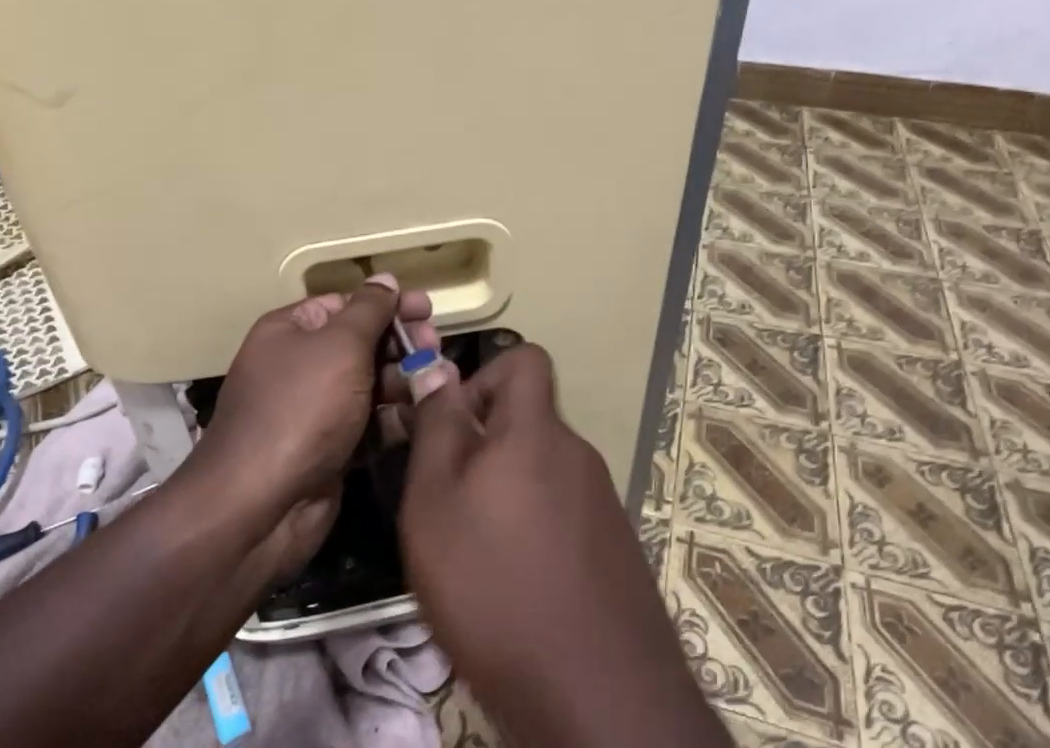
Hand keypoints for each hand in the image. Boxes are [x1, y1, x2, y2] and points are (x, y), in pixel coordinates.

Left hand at [193, 274, 436, 578]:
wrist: (261, 504)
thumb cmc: (301, 409)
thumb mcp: (339, 347)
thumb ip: (369, 310)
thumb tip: (385, 277)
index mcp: (292, 331)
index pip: (346, 305)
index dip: (388, 305)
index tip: (428, 310)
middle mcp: (301, 366)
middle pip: (363, 345)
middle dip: (403, 346)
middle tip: (435, 351)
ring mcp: (316, 411)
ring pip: (372, 387)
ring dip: (407, 383)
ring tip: (440, 383)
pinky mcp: (332, 450)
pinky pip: (371, 426)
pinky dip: (397, 420)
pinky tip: (425, 416)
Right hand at [399, 345, 730, 747]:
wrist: (593, 689)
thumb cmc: (492, 584)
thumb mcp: (435, 502)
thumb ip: (437, 429)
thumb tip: (438, 370)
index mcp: (536, 431)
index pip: (524, 360)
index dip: (482, 377)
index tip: (449, 427)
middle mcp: (577, 454)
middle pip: (527, 423)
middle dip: (482, 447)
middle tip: (444, 502)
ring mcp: (602, 502)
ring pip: (540, 472)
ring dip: (504, 493)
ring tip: (473, 552)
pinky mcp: (613, 546)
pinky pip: (562, 513)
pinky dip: (532, 530)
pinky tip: (512, 584)